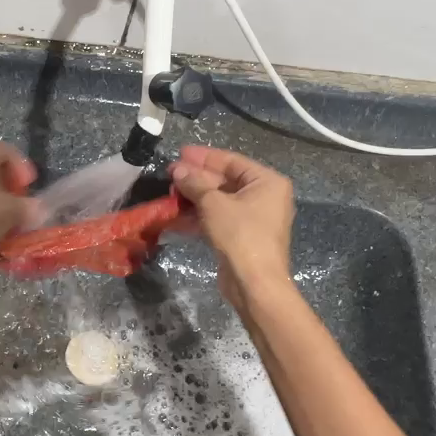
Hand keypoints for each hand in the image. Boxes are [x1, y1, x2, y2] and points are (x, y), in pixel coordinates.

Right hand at [169, 145, 294, 308]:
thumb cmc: (240, 234)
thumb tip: (177, 170)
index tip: (180, 152)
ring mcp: (253, 218)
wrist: (254, 282)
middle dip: (196, 178)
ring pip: (219, 201)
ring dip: (194, 198)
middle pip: (225, 180)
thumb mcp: (214, 203)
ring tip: (169, 193)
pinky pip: (218, 219)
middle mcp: (264, 197)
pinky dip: (199, 216)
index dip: (204, 157)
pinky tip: (175, 215)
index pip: (231, 161)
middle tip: (170, 174)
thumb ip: (194, 183)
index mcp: (267, 182)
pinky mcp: (242, 237)